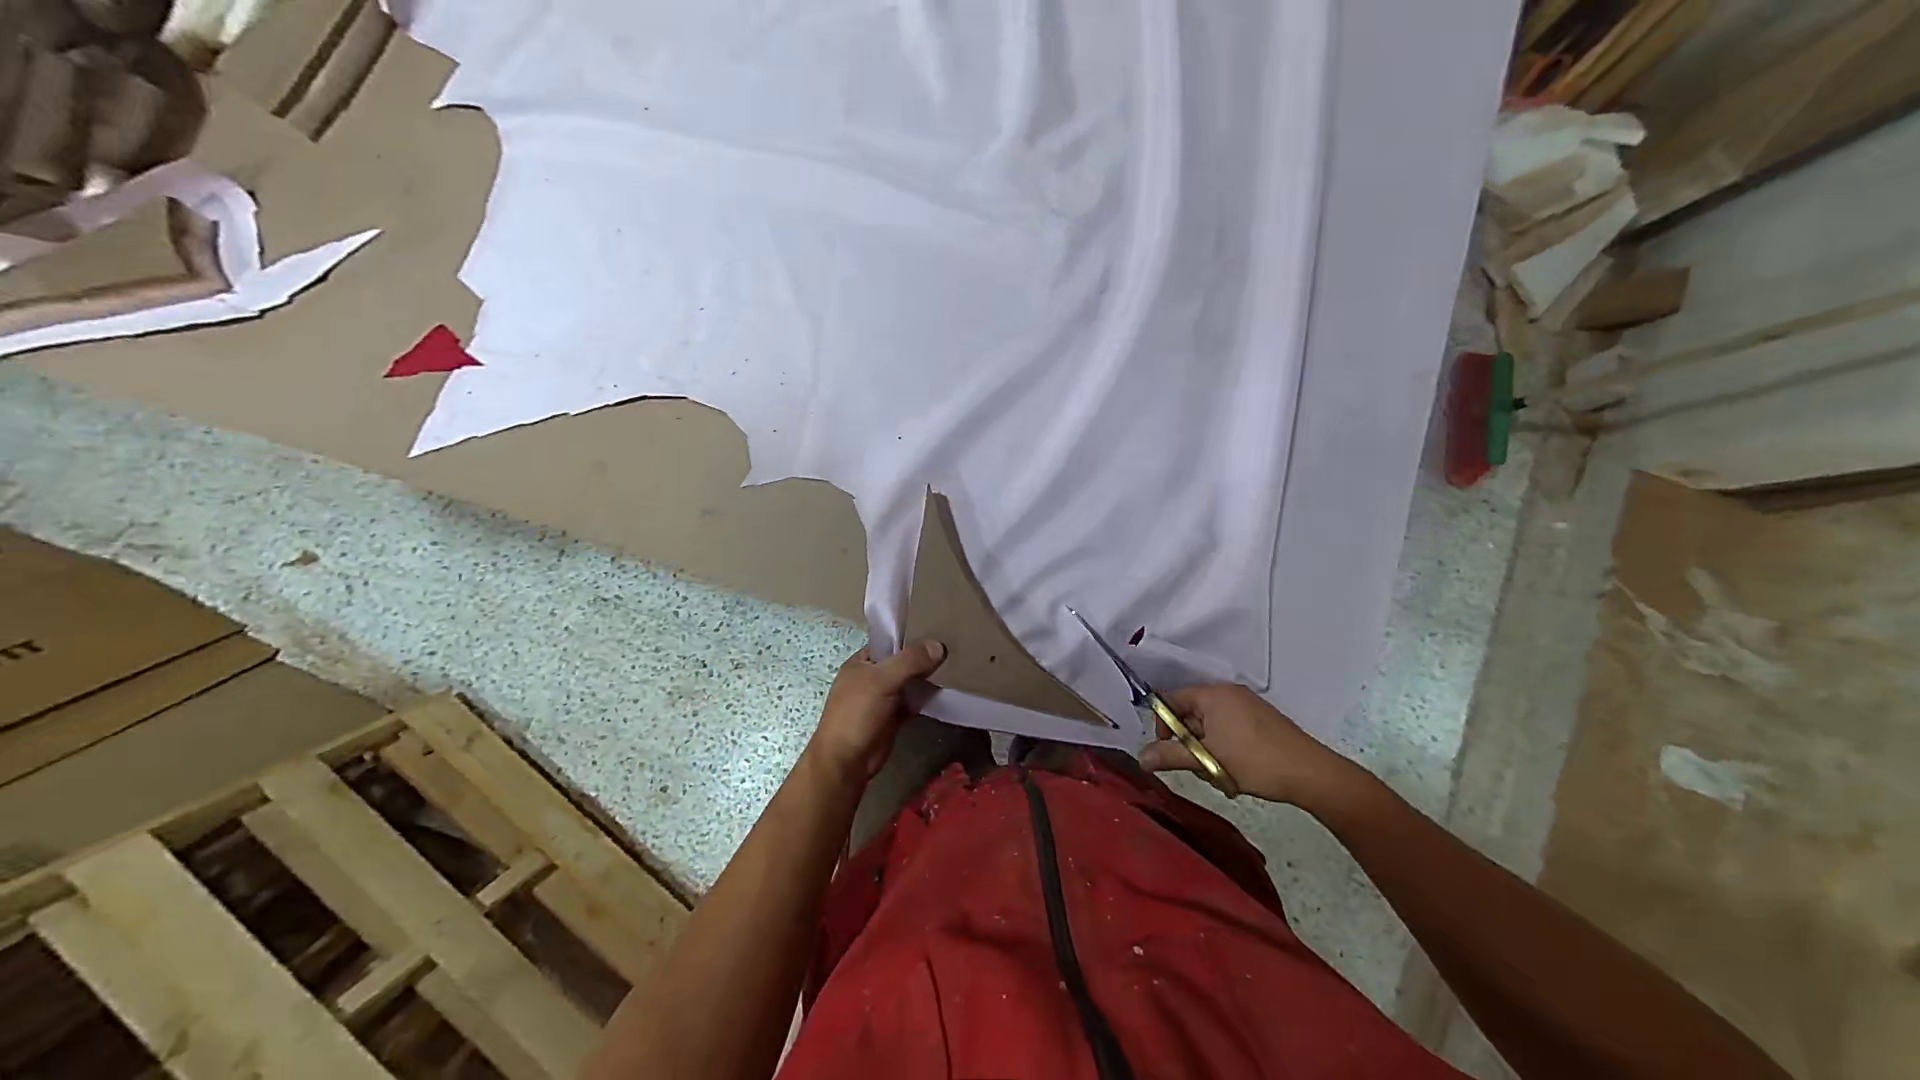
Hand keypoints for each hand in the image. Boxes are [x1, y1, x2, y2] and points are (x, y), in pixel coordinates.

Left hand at [806, 641, 946, 783]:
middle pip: (902, 662)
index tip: (939, 630)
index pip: (889, 642)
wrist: (847, 761)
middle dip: (923, 657)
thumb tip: (939, 645)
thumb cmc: (857, 713)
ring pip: (909, 682)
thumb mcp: (882, 680)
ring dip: (927, 677)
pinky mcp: (894, 716)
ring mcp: (883, 698)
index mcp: (861, 662)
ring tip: (955, 664)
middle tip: (954, 646)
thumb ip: (910, 661)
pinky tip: (945, 690)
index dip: (911, 636)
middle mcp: (872, 677)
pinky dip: (927, 697)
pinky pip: (914, 701)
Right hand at [1139, 683, 1365, 806]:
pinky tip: (1235, 770)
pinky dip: (1224, 747)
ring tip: (1221, 772)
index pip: (1171, 699)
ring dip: (1207, 748)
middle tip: (1198, 766)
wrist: (1310, 774)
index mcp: (1213, 695)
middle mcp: (1229, 693)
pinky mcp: (1261, 720)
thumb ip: (1170, 756)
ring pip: (1210, 724)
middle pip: (1191, 712)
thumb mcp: (1207, 761)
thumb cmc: (1254, 762)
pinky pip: (1229, 727)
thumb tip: (1140, 758)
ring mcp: (1247, 705)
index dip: (1163, 723)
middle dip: (1189, 740)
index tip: (1169, 749)